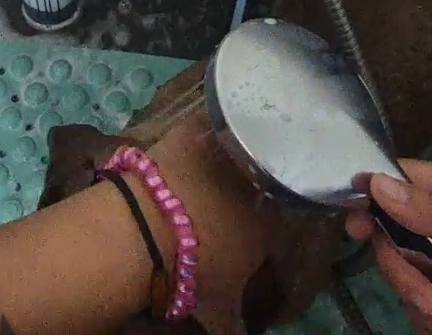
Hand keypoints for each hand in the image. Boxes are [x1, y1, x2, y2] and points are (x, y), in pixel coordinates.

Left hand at [143, 113, 280, 334]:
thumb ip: (238, 325)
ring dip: (238, 147)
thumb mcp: (219, 307)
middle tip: (238, 184)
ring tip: (224, 154)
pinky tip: (208, 123)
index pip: (283, 210)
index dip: (271, 209)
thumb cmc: (188, 270)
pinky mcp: (196, 127)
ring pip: (244, 142)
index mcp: (269, 224)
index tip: (258, 210)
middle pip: (267, 173)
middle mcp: (257, 183)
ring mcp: (228, 150)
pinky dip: (211, 120)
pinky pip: (212, 118)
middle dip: (256, 177)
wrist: (148, 227)